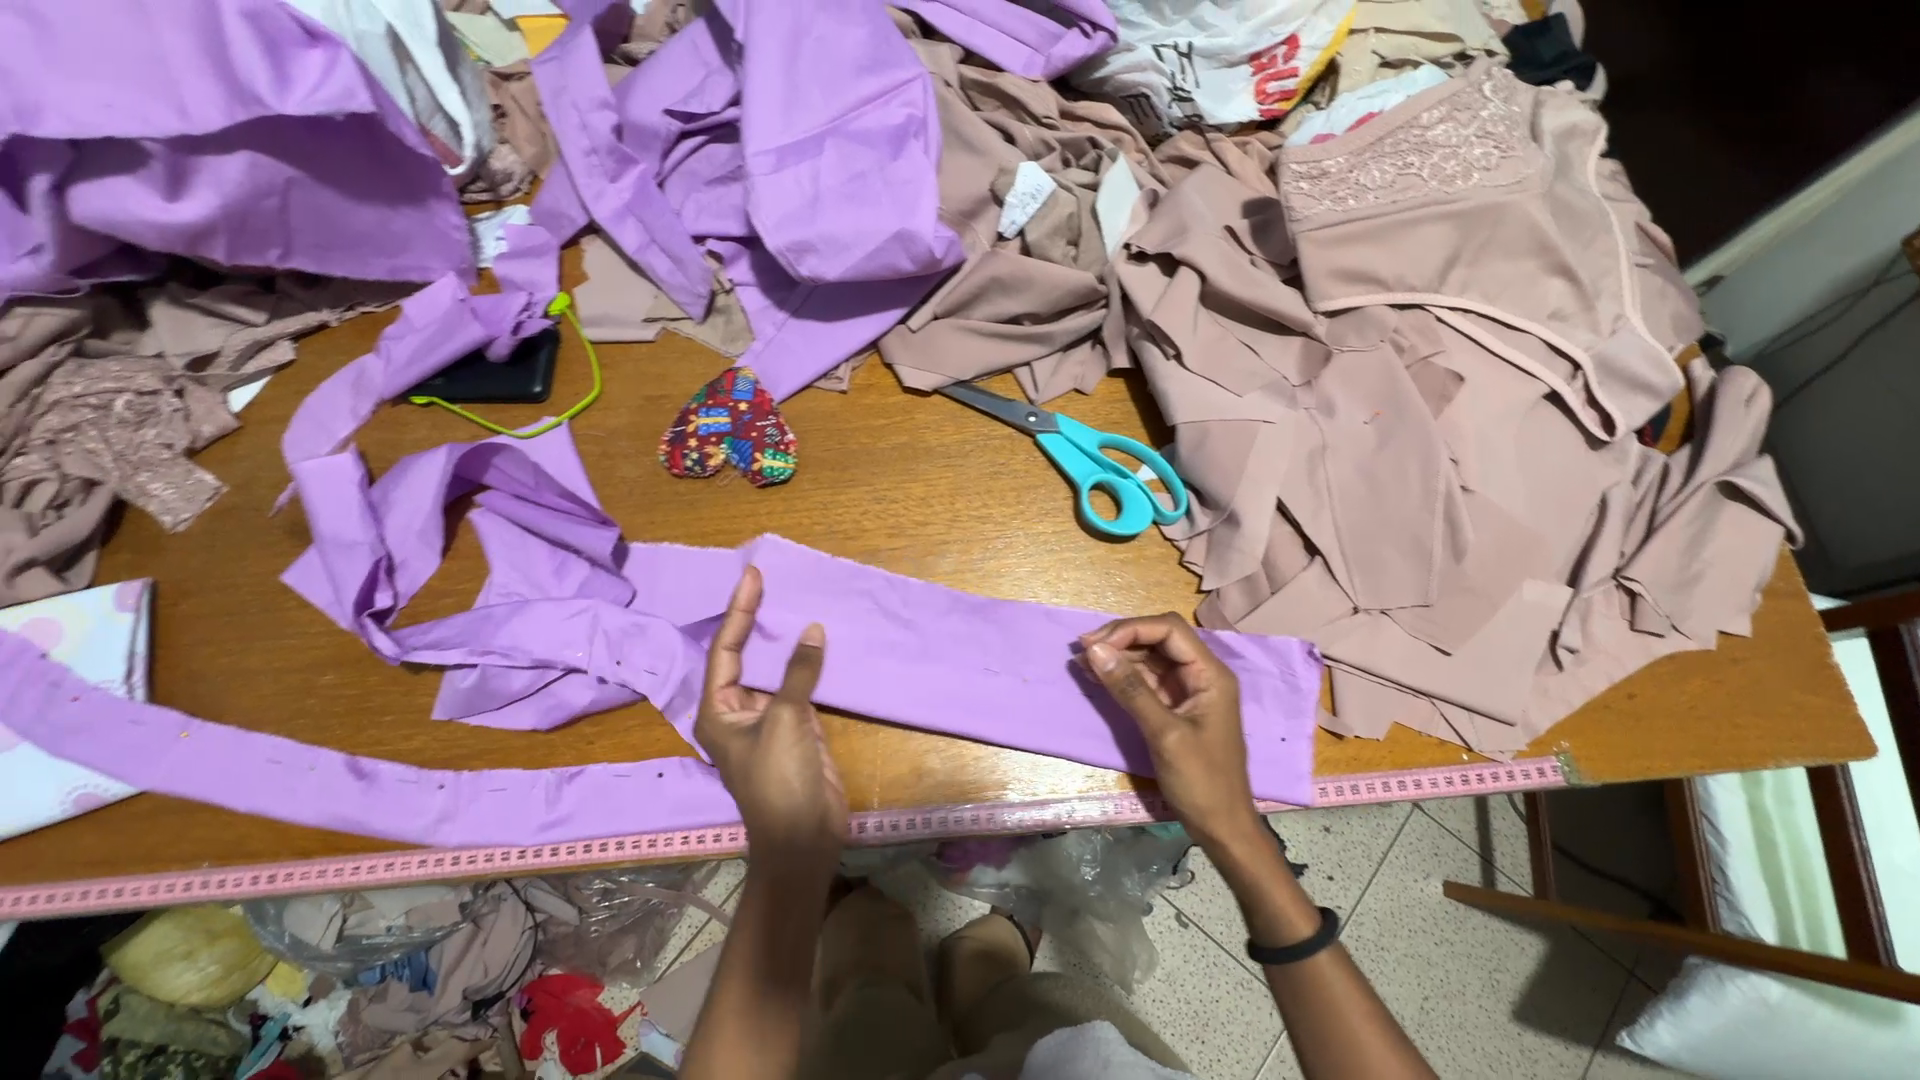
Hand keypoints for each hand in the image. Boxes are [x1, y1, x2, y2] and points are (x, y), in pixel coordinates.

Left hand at [697, 567, 847, 877]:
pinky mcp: (796, 729)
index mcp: (718, 710)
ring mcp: (768, 720)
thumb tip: (812, 630)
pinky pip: (798, 687)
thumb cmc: (779, 779)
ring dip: (783, 641)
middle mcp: (737, 711)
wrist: (804, 837)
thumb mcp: (784, 721)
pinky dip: (808, 665)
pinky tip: (819, 642)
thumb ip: (797, 674)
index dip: (738, 611)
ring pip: (773, 670)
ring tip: (795, 601)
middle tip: (771, 582)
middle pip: (744, 656)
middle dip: (756, 621)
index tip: (753, 577)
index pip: (725, 650)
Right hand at [1080, 613, 1263, 851]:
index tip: (1095, 644)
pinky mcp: (1174, 706)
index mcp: (1210, 674)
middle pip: (1159, 637)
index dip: (1130, 629)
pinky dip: (1122, 676)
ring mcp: (1187, 690)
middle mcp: (1201, 674)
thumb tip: (1095, 650)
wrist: (1221, 826)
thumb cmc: (1201, 781)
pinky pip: (1145, 680)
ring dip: (1118, 655)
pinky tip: (1097, 676)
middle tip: (1084, 650)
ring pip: (1150, 657)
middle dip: (1121, 638)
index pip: (1169, 629)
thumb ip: (1130, 689)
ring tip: (1082, 662)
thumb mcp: (1164, 734)